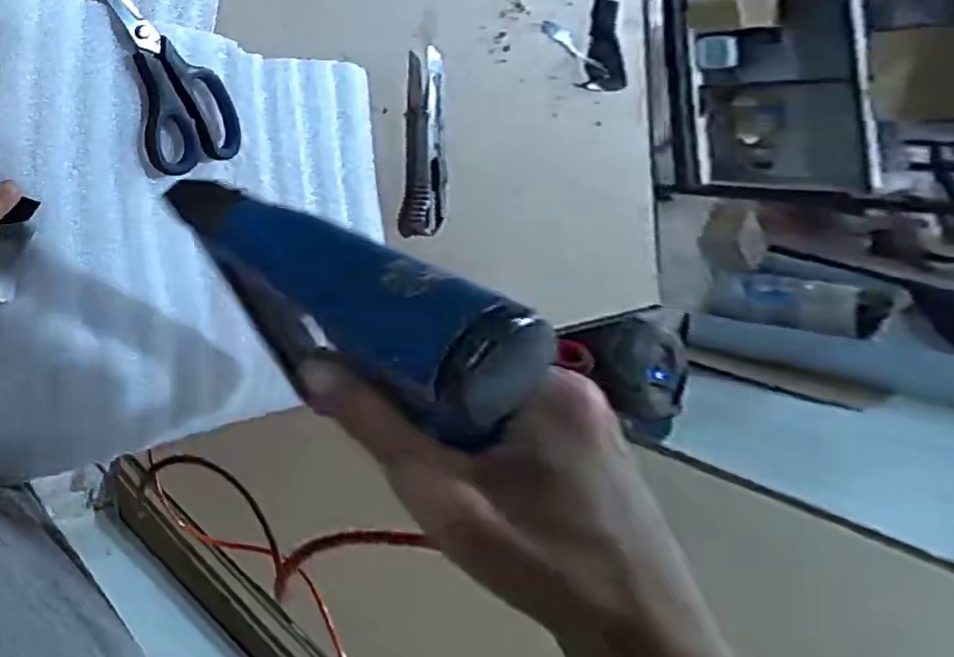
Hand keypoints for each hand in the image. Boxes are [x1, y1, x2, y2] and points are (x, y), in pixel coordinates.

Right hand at [300, 362, 731, 656]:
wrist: (642, 646)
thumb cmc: (539, 560)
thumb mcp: (440, 493)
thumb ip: (373, 424)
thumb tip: (311, 364)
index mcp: (542, 379)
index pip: (446, 328)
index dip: (389, 329)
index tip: (344, 336)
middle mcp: (564, 382)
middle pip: (460, 356)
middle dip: (407, 371)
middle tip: (361, 388)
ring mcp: (578, 413)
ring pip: (477, 384)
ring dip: (434, 399)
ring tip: (393, 419)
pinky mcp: (580, 443)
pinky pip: (499, 408)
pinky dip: (462, 418)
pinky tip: (443, 448)